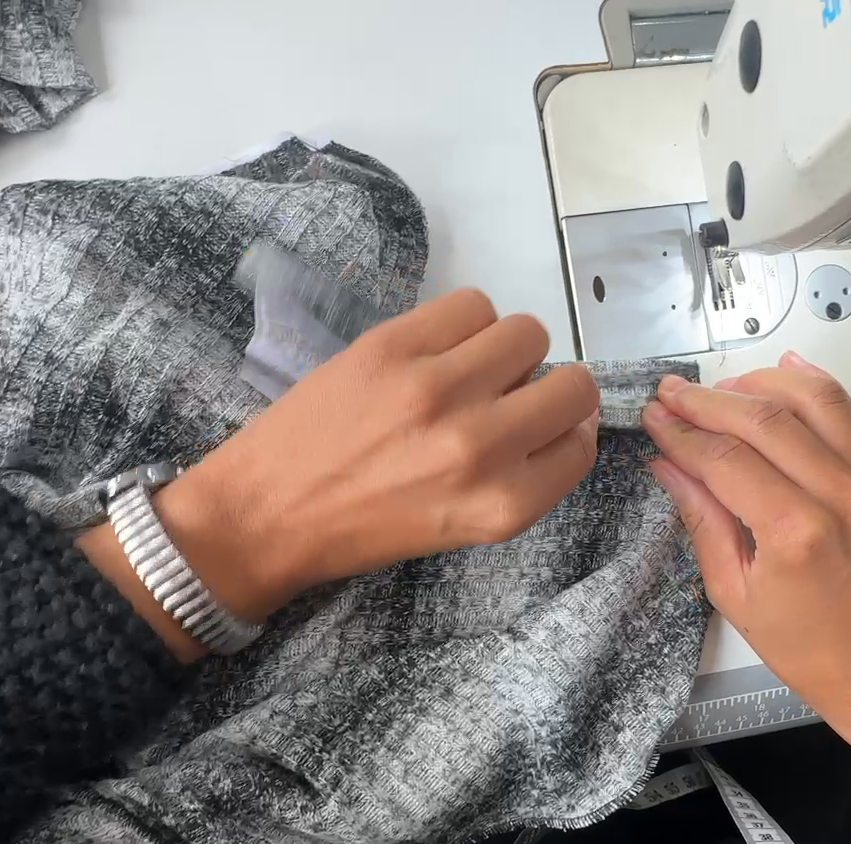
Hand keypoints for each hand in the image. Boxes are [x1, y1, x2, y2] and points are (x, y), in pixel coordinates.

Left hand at [82, 289, 599, 660]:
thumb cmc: (370, 531)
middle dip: (552, 390)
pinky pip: (474, 305)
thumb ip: (523, 478)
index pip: (581, 446)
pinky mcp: (396, 345)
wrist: (269, 512)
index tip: (543, 429)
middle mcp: (483, 447)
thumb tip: (562, 414)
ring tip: (468, 370)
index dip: (567, 432)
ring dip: (509, 352)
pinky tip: (437, 350)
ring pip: (528, 334)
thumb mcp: (466, 528)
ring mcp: (438, 389)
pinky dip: (467, 324)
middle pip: (573, 385)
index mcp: (503, 506)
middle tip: (508, 398)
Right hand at [642, 353, 850, 723]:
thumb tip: (669, 465)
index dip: (682, 432)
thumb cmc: (806, 647)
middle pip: (764, 420)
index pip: (725, 458)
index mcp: (795, 534)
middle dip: (708, 401)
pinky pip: (849, 414)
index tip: (655, 417)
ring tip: (719, 386)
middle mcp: (841, 498)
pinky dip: (815, 385)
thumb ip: (702, 518)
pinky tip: (783, 370)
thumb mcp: (732, 592)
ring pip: (813, 400)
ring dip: (759, 383)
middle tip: (672, 393)